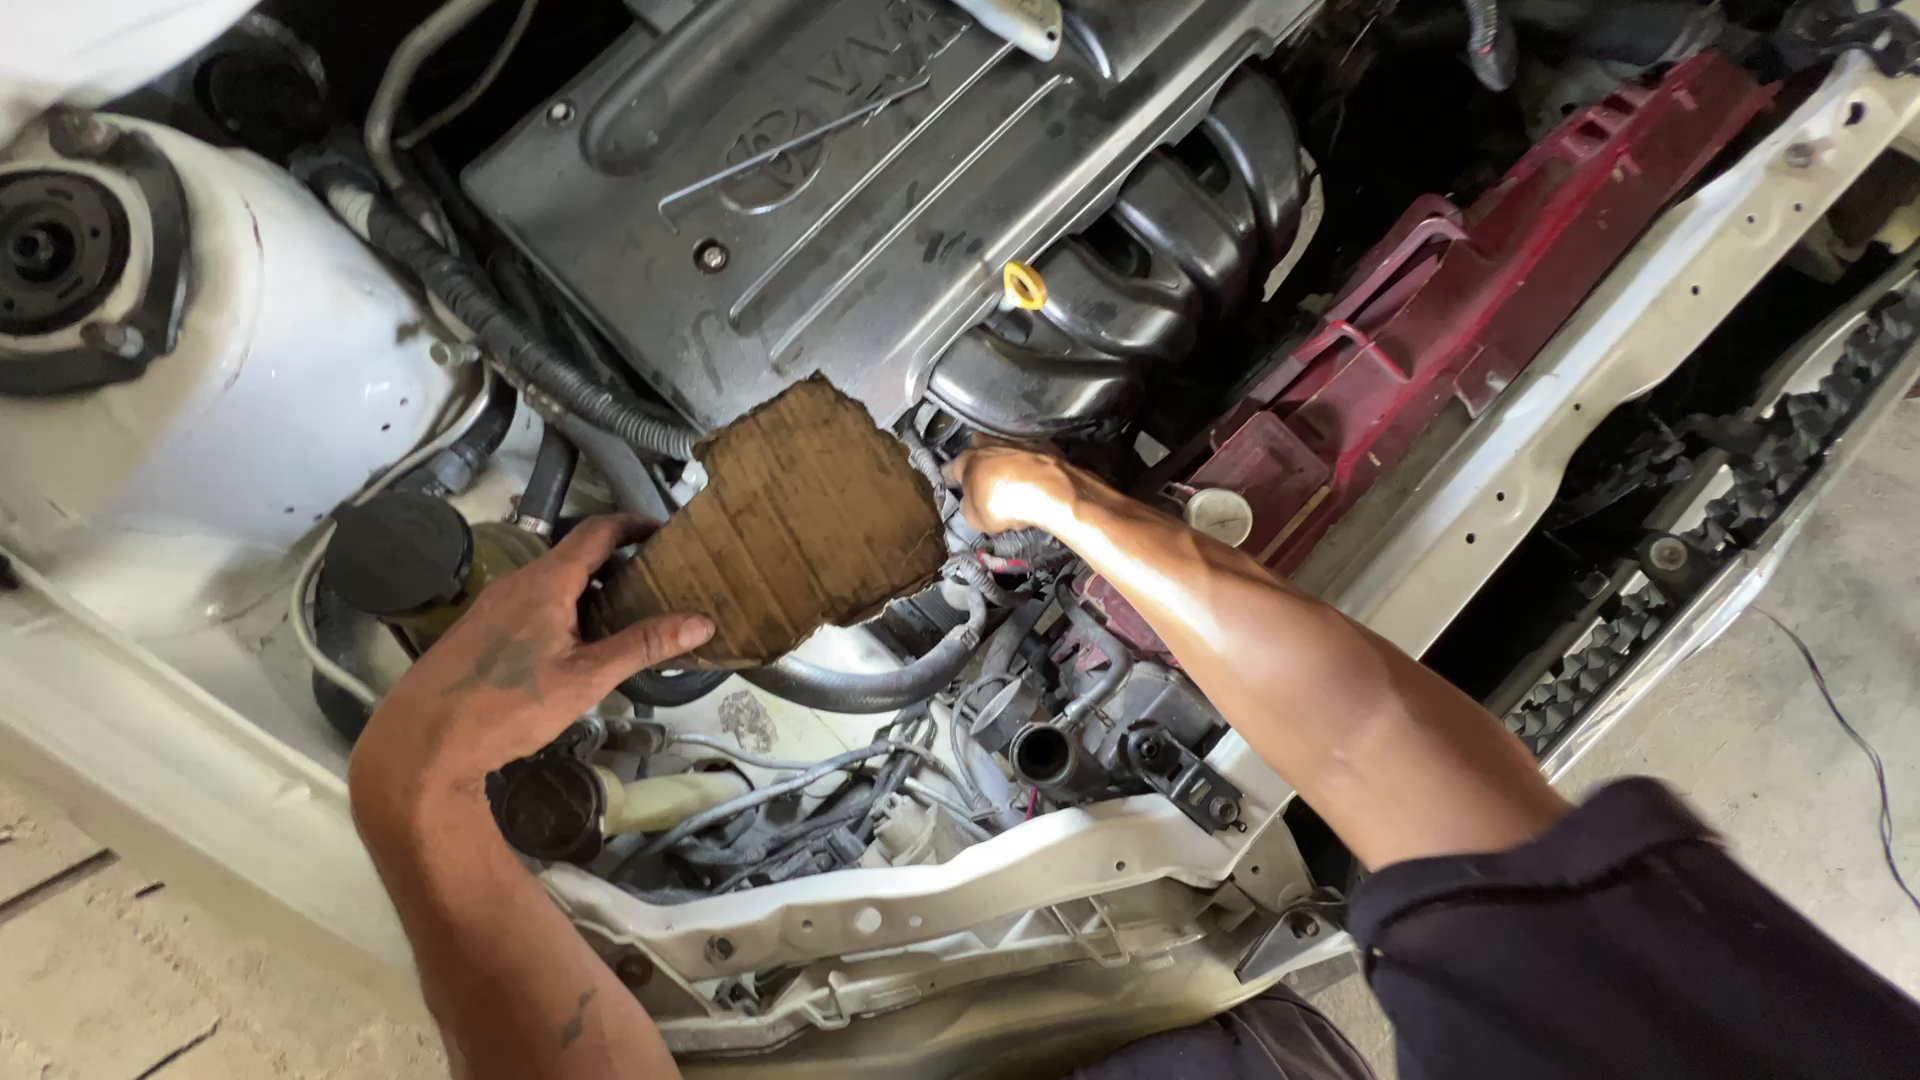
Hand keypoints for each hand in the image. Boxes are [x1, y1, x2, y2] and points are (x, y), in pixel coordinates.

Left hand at [347, 515, 713, 818]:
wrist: (419, 746)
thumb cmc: (507, 707)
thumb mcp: (587, 678)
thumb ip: (644, 645)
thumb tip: (702, 622)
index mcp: (546, 582)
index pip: (597, 531)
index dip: (635, 525)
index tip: (667, 532)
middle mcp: (517, 583)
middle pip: (578, 556)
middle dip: (621, 562)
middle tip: (660, 582)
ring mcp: (494, 606)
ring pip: (556, 582)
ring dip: (595, 588)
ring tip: (629, 614)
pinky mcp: (481, 631)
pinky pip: (534, 602)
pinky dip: (569, 607)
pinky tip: (581, 645)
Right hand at [941, 444, 1084, 534]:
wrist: (1048, 490)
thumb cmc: (1003, 505)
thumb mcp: (976, 519)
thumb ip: (968, 508)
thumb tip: (970, 502)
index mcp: (967, 460)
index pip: (949, 469)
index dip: (949, 480)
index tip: (952, 487)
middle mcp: (988, 443)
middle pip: (976, 448)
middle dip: (977, 459)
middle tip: (982, 477)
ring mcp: (1016, 439)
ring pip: (1003, 445)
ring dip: (1004, 458)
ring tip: (1009, 476)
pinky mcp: (1042, 442)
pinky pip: (1028, 451)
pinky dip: (1028, 460)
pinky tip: (1033, 474)